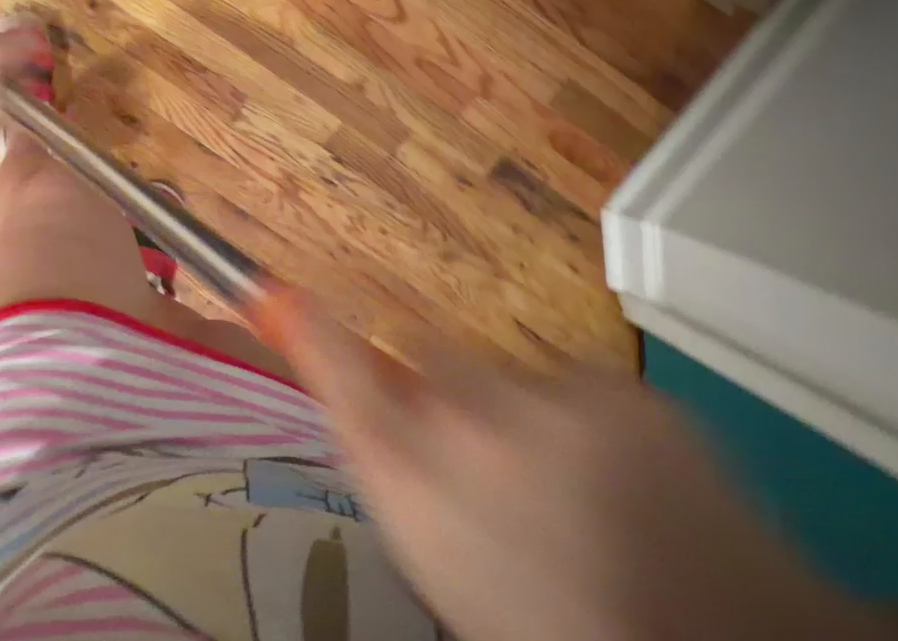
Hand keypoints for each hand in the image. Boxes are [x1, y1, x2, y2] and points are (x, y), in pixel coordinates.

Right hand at [260, 292, 879, 640]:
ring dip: (515, 405)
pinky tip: (620, 471)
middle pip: (425, 357)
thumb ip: (394, 466)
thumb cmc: (546, 619)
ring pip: (501, 370)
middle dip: (443, 387)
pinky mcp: (618, 387)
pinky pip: (571, 379)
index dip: (309, 326)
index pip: (339, 374)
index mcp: (408, 478)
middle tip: (488, 452)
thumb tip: (367, 394)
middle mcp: (461, 424)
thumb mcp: (439, 557)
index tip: (278, 289)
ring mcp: (544, 398)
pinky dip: (581, 414)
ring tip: (566, 478)